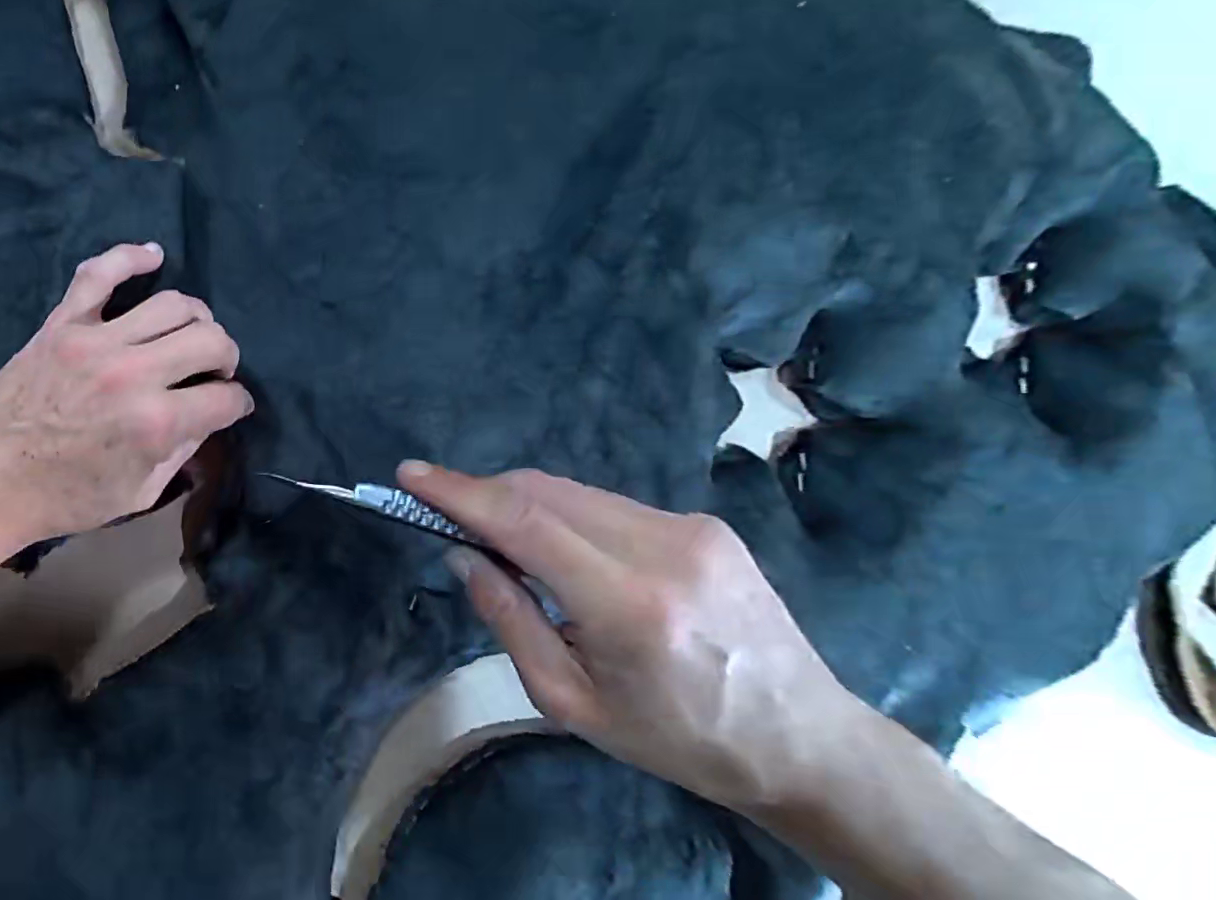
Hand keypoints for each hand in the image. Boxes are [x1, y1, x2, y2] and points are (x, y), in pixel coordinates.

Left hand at [0, 242, 252, 563]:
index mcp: (156, 424)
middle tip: (215, 372)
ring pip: (173, 304)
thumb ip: (185, 448)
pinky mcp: (62, 325)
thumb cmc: (70, 497)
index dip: (238, 403)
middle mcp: (133, 374)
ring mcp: (95, 342)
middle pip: (211, 340)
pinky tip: (154, 256)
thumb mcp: (142, 491)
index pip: (226, 397)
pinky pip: (100, 274)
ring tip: (190, 335)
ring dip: (197, 319)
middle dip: (227, 357)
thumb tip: (211, 413)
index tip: (233, 405)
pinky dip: (130, 258)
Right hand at [398, 462, 869, 812]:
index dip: (461, 493)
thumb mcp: (573, 703)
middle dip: (485, 494)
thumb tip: (463, 554)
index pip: (526, 523)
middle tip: (447, 513)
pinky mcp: (704, 521)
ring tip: (502, 538)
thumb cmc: (678, 739)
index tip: (413, 476)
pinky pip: (609, 504)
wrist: (802, 737)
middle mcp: (662, 548)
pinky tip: (564, 550)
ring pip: (575, 491)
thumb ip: (509, 620)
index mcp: (629, 606)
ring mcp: (689, 527)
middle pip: (545, 492)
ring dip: (524, 504)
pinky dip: (567, 514)